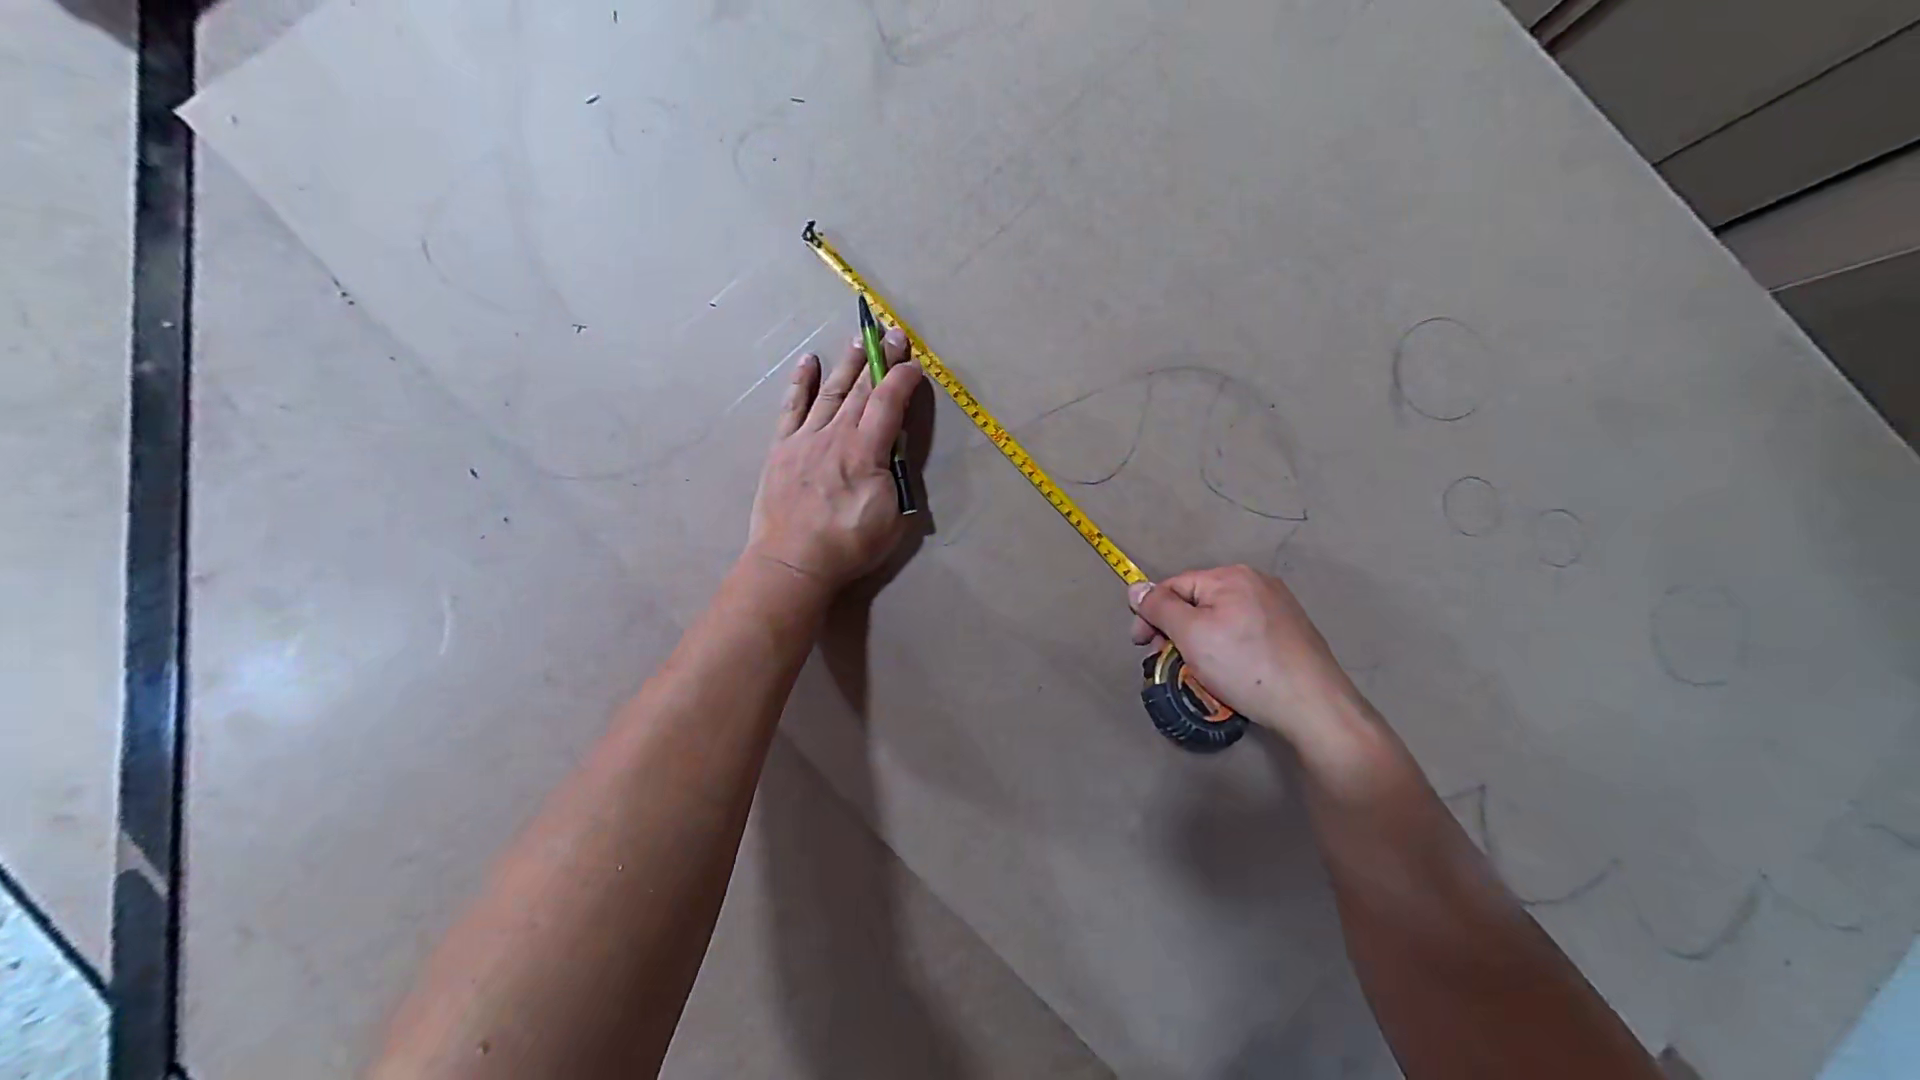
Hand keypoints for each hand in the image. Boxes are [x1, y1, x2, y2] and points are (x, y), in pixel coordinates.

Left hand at [746, 327, 921, 589]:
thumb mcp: (892, 517)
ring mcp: (805, 438)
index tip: (915, 365)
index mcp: (866, 451)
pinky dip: (802, 383)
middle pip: (862, 389)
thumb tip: (893, 451)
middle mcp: (836, 435)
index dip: (903, 379)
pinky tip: (808, 362)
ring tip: (859, 340)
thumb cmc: (849, 545)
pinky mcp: (782, 448)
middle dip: (880, 360)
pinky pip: (792, 407)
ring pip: (830, 392)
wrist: (792, 561)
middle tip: (892, 335)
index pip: (888, 402)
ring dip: (847, 364)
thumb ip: (896, 478)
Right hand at [1127, 565, 1360, 743]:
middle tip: (1167, 661)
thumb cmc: (1247, 667)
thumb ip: (1159, 607)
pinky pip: (1242, 631)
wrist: (1314, 707)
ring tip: (1196, 670)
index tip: (1141, 646)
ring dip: (1198, 641)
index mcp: (1231, 576)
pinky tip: (1227, 670)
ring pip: (1219, 618)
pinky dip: (1225, 647)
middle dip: (1175, 630)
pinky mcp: (1290, 631)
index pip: (1173, 586)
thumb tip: (1136, 588)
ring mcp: (1277, 606)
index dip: (1150, 614)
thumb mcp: (1191, 635)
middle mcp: (1256, 582)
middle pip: (1197, 601)